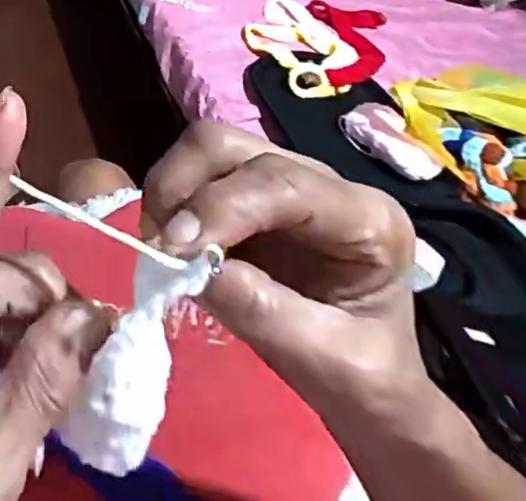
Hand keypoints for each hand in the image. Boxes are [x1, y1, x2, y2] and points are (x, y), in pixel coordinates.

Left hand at [0, 90, 114, 500]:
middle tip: (84, 362)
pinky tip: (46, 394)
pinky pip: (17, 325)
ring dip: (53, 333)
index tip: (10, 100)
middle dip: (56, 302)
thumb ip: (44, 380)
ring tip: (52, 400)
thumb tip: (95, 313)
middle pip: (15, 266)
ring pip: (24, 296)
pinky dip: (44, 347)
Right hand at [141, 121, 425, 424]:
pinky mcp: (246, 184)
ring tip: (161, 244)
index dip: (221, 205)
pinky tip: (170, 240)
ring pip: (204, 147)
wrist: (365, 380)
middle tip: (160, 244)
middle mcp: (320, 179)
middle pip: (228, 145)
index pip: (280, 183)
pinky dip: (169, 199)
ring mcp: (280, 173)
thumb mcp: (326, 360)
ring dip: (169, 189)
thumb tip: (191, 269)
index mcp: (365, 219)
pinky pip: (194, 169)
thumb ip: (264, 313)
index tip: (174, 248)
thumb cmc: (359, 374)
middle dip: (182, 185)